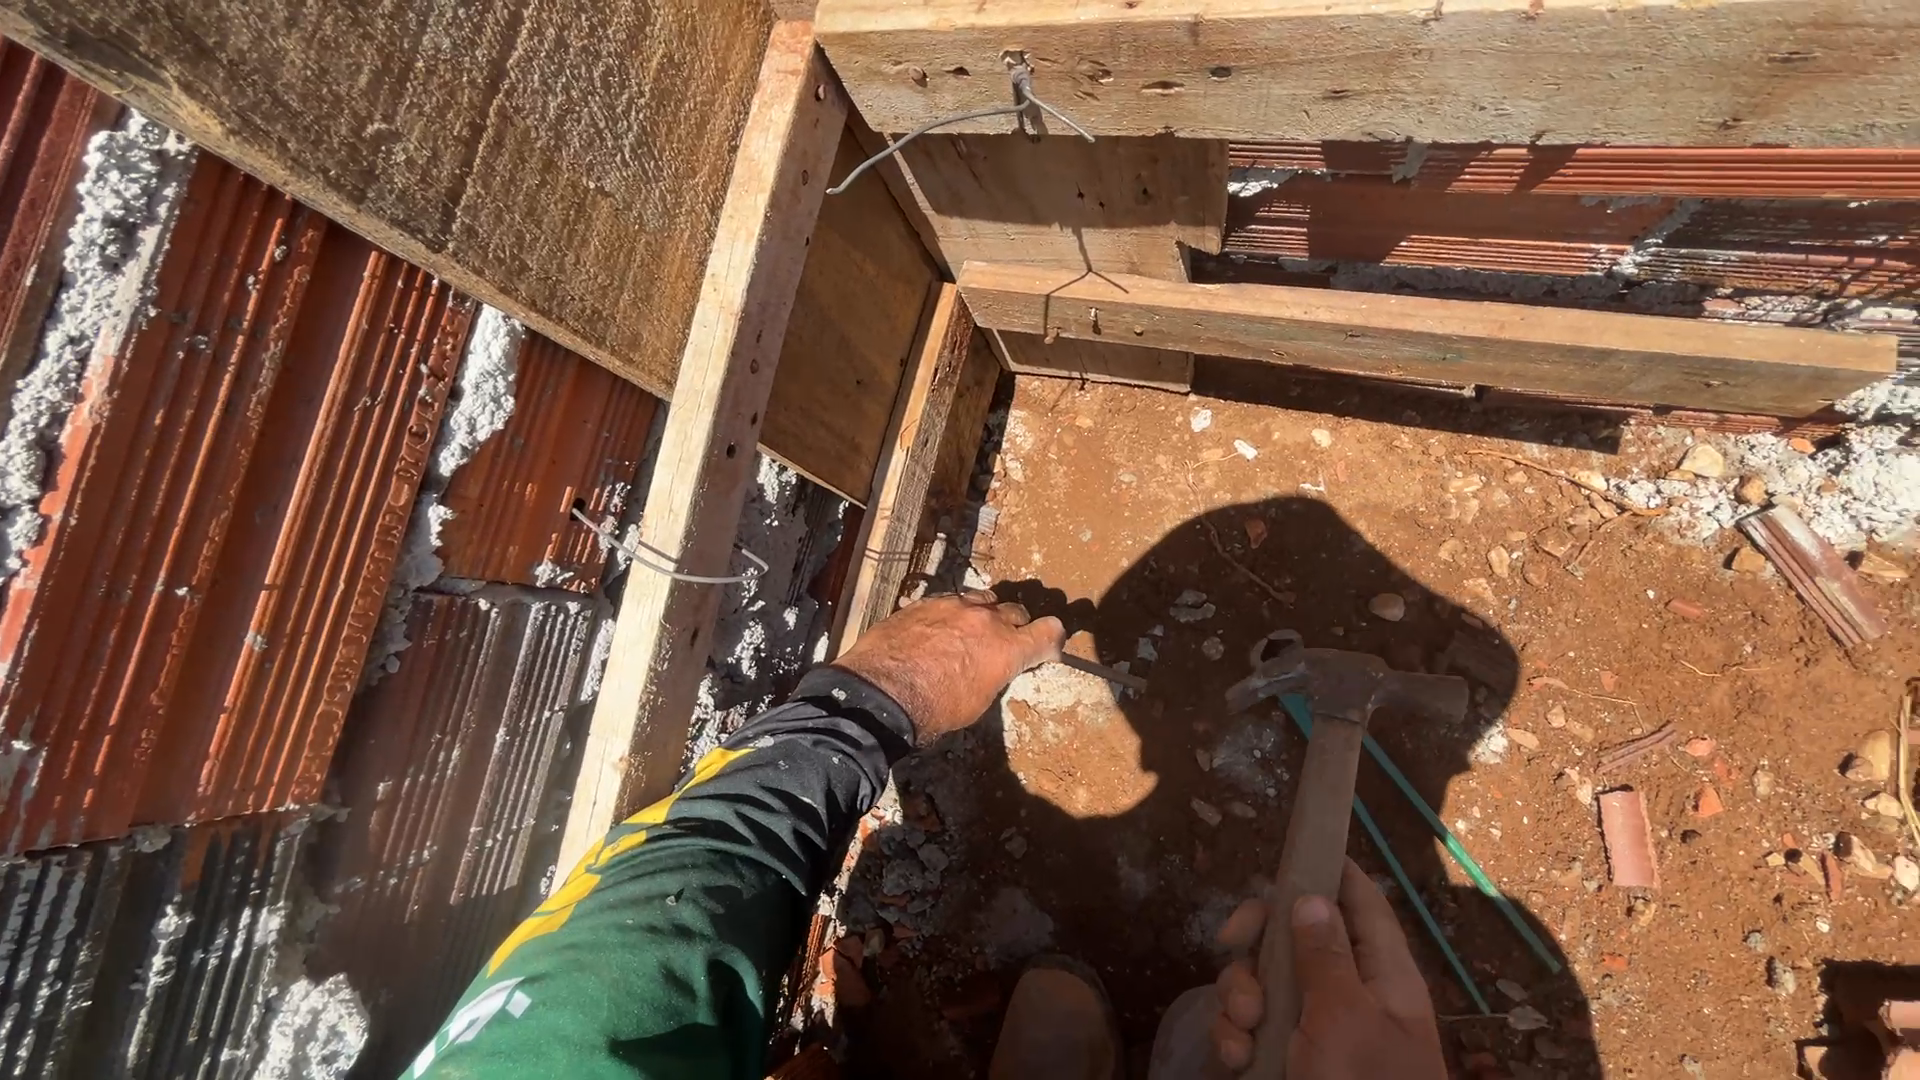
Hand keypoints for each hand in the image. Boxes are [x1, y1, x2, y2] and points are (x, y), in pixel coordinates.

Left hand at [832, 589, 1064, 739]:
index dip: (1052, 640)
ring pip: (985, 599)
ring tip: (972, 631)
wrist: (880, 693)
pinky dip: (955, 613)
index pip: (1050, 631)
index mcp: (1008, 648)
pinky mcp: (927, 601)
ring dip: (985, 614)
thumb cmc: (932, 709)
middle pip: (1016, 612)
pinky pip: (952, 600)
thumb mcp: (978, 702)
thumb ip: (996, 674)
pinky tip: (941, 629)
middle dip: (1016, 627)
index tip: (1046, 649)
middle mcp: (987, 619)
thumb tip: (995, 665)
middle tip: (1005, 642)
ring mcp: (955, 605)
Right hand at [1211, 859, 1445, 1078]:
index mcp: (1382, 978)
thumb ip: (1324, 955)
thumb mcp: (1346, 1022)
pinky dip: (1234, 1033)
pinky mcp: (1280, 1056)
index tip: (1293, 847)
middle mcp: (1345, 994)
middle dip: (1257, 938)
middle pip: (1294, 931)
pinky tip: (1236, 1058)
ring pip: (1261, 975)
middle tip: (1234, 942)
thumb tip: (1312, 895)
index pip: (1362, 903)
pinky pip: (1247, 1021)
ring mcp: (1312, 1027)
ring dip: (1239, 993)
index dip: (1332, 870)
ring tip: (1243, 1028)